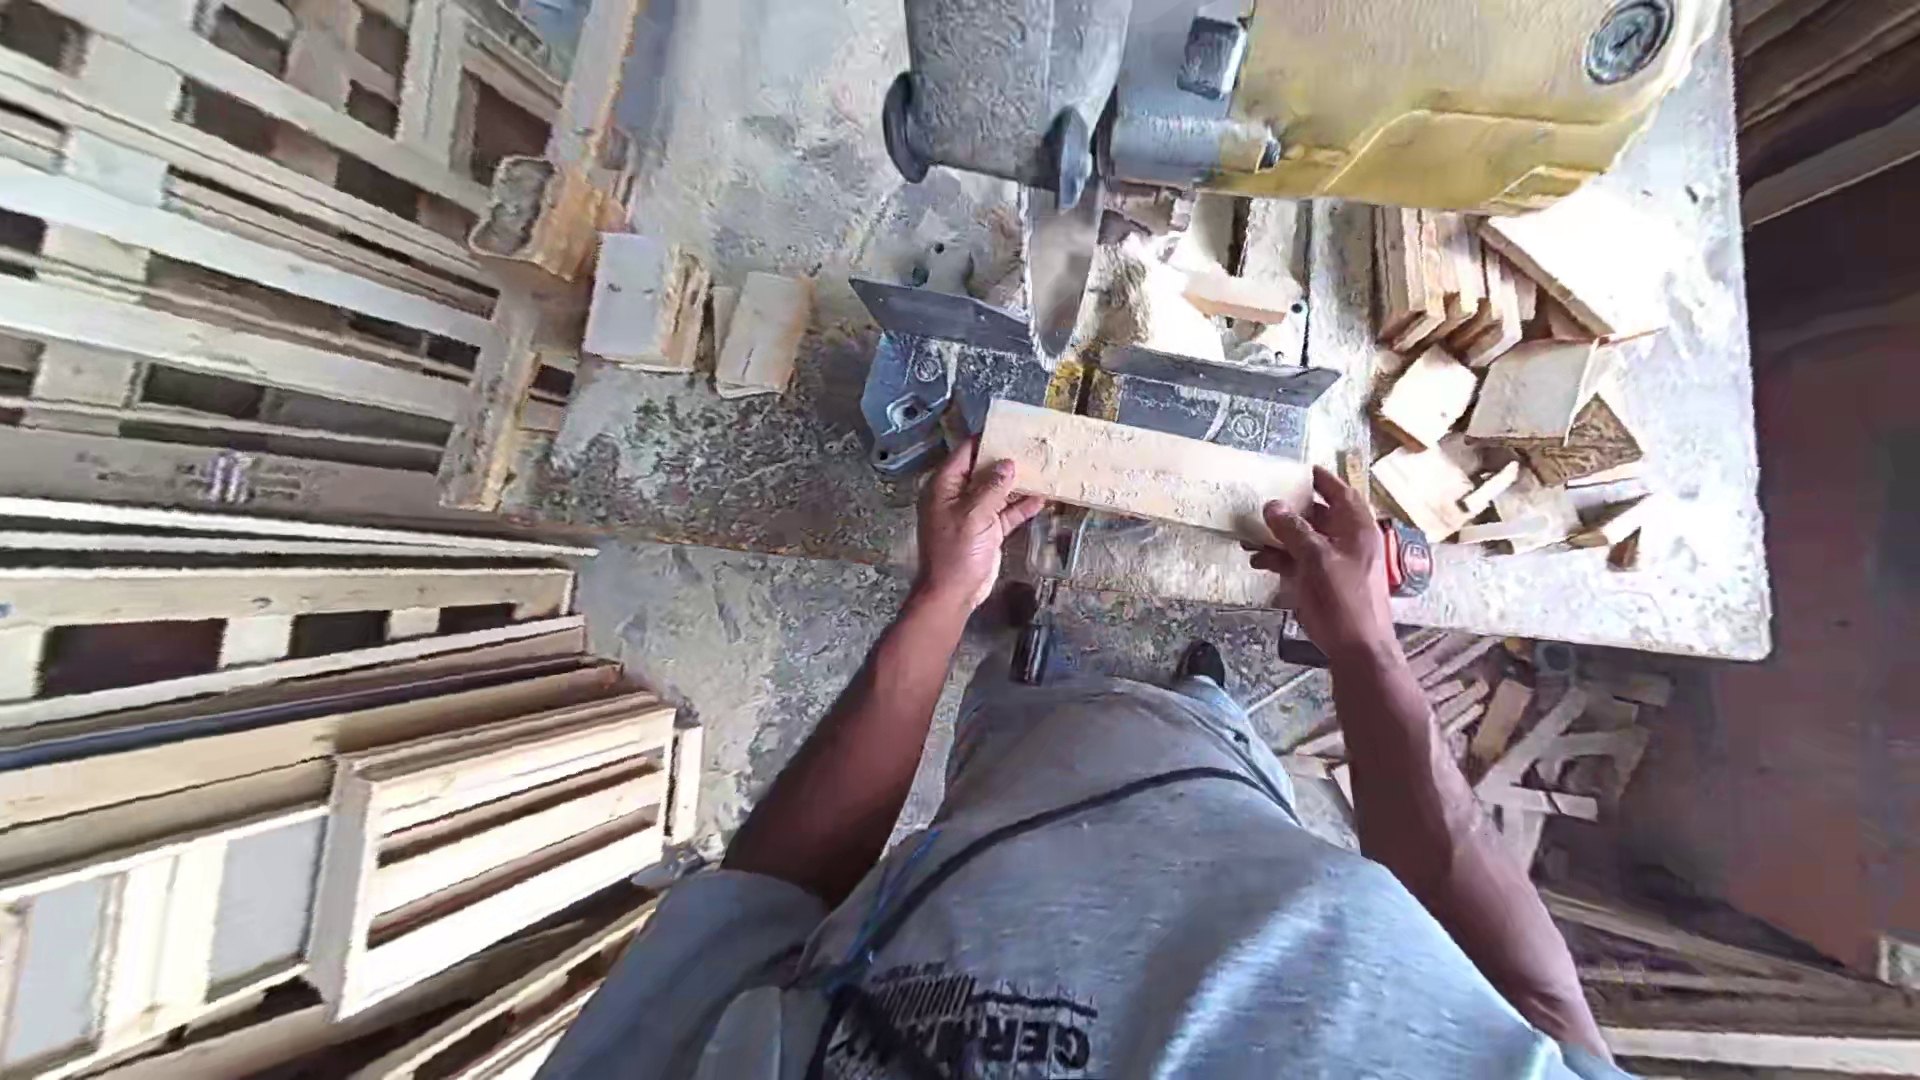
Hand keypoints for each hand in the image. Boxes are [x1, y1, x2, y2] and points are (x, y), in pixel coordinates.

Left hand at [913, 439, 1047, 615]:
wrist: (953, 592)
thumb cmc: (956, 551)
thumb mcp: (973, 514)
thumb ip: (992, 487)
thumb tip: (1008, 463)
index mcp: (944, 487)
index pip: (964, 454)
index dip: (985, 440)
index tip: (1009, 429)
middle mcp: (957, 496)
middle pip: (982, 471)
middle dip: (1005, 460)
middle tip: (1032, 446)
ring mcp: (973, 514)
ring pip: (997, 492)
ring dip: (1017, 483)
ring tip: (1042, 467)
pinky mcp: (987, 531)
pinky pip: (1005, 513)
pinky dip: (1021, 507)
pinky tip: (1041, 498)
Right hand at [1248, 465, 1395, 661]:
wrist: (1354, 645)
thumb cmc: (1344, 598)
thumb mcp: (1317, 559)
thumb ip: (1294, 530)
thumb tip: (1272, 505)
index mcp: (1356, 530)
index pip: (1341, 495)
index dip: (1324, 480)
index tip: (1302, 469)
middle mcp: (1345, 541)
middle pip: (1316, 516)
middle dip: (1288, 511)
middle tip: (1262, 501)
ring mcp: (1331, 562)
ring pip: (1300, 539)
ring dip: (1276, 536)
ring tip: (1249, 535)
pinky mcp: (1317, 581)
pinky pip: (1294, 561)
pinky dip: (1276, 558)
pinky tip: (1257, 561)